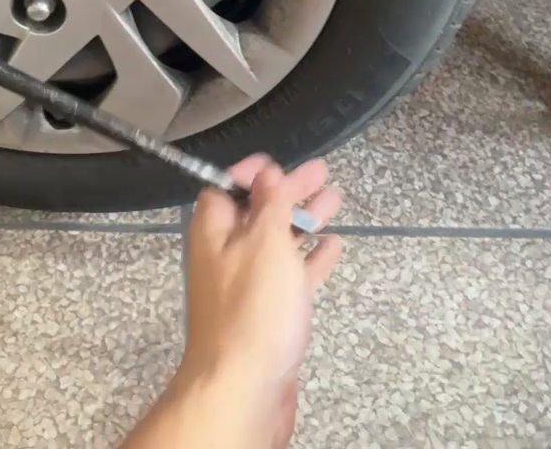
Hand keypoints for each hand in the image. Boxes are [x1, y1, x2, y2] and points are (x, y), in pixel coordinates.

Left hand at [175, 155, 343, 447]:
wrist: (244, 388)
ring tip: (335, 199)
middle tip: (320, 173)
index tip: (278, 161)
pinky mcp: (268, 312)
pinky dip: (311, 258)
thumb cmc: (251, 310)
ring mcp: (247, 284)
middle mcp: (227, 253)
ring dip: (305, 219)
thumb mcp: (263, 241)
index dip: (252, 171)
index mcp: (215, 230)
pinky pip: (291, 274)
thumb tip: (267, 172)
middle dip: (289, 190)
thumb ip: (268, 204)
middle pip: (258, 210)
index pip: (226, 186)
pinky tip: (332, 246)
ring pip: (278, 240)